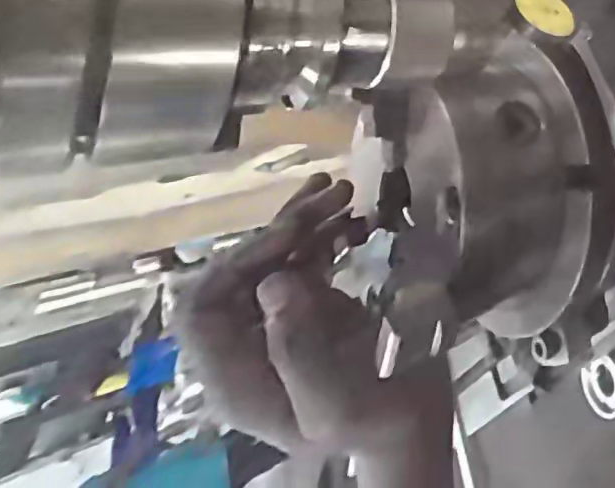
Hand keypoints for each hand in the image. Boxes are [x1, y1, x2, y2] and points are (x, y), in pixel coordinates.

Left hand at [173, 174, 453, 484]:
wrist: (411, 427)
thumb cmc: (376, 421)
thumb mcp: (337, 400)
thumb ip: (299, 349)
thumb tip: (272, 282)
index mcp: (237, 376)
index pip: (203, 307)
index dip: (240, 259)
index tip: (296, 230)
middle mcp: (249, 346)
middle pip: (242, 272)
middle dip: (286, 227)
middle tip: (338, 192)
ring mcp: (281, 326)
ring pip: (276, 260)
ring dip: (308, 222)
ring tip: (346, 189)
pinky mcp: (313, 312)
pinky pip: (308, 263)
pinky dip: (329, 235)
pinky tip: (359, 220)